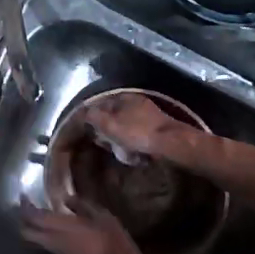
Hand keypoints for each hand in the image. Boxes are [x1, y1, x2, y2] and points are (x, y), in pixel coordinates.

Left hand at [21, 199, 148, 253]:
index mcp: (62, 227)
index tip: (23, 196)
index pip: (34, 217)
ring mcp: (58, 252)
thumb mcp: (102, 216)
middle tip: (28, 208)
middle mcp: (54, 241)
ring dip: (33, 229)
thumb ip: (82, 206)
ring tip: (41, 215)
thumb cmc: (112, 239)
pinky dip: (44, 235)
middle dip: (23, 220)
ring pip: (36, 241)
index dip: (25, 206)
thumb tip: (66, 198)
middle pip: (27, 233)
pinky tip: (56, 228)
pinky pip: (47, 245)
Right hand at [83, 92, 199, 165]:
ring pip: (126, 130)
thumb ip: (94, 116)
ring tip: (126, 154)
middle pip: (114, 119)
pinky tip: (137, 156)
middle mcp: (136, 102)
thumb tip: (84, 112)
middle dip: (110, 134)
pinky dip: (135, 147)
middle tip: (110, 145)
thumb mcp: (110, 124)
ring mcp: (148, 115)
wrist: (170, 142)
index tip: (91, 133)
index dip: (93, 119)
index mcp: (123, 98)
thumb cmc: (137, 132)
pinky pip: (138, 138)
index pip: (101, 105)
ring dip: (123, 144)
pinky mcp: (156, 129)